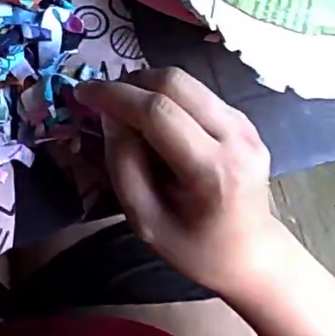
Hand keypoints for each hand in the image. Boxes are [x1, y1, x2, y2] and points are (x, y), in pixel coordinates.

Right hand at [75, 68, 291, 297]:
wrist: (251, 254)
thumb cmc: (194, 247)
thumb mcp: (146, 221)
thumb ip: (123, 166)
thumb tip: (109, 114)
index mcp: (214, 171)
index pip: (158, 112)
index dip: (115, 95)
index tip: (83, 92)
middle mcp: (236, 139)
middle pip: (175, 83)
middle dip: (130, 82)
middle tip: (103, 97)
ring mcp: (245, 126)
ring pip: (186, 80)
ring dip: (147, 84)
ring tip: (124, 106)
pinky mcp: (244, 120)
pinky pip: (197, 92)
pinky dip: (167, 94)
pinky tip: (153, 117)